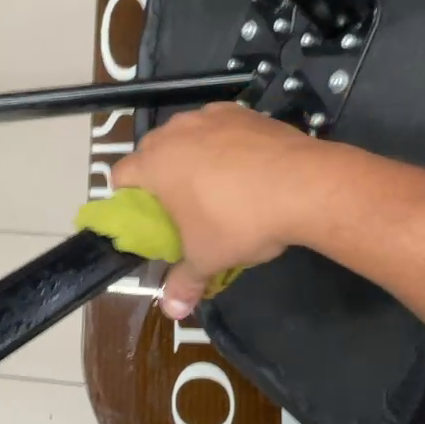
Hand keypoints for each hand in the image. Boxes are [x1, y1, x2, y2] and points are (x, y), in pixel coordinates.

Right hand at [111, 103, 322, 318]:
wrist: (304, 185)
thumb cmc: (239, 220)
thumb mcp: (208, 258)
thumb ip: (184, 282)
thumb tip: (172, 312)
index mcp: (154, 164)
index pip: (120, 176)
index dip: (128, 199)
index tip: (148, 219)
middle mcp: (175, 132)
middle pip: (152, 152)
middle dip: (160, 176)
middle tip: (181, 207)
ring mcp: (209, 116)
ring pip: (186, 136)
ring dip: (192, 156)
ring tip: (217, 187)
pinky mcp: (242, 111)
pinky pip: (219, 127)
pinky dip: (224, 144)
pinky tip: (245, 168)